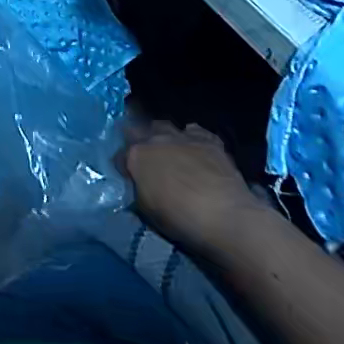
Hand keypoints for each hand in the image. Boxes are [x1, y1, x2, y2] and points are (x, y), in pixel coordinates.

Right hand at [119, 121, 271, 252]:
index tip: (127, 178)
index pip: (120, 156)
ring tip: (167, 150)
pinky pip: (193, 131)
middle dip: (137, 141)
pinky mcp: (207, 139)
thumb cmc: (179, 218)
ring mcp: (182, 136)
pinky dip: (191, 139)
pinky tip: (194, 149)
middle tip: (144, 158)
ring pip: (164, 125)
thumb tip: (138, 185)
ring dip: (162, 136)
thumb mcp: (147, 210)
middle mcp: (155, 139)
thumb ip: (138, 190)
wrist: (224, 214)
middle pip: (138, 130)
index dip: (122, 167)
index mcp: (136, 156)